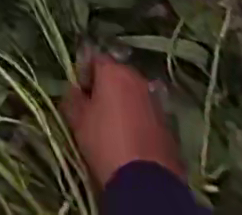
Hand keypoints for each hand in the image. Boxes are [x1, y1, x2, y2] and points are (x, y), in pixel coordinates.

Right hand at [61, 52, 184, 187]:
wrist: (146, 183)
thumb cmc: (105, 142)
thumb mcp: (77, 119)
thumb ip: (72, 97)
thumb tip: (74, 90)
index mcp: (114, 72)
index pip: (94, 58)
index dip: (83, 72)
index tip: (78, 92)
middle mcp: (138, 80)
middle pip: (117, 75)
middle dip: (105, 87)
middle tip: (93, 107)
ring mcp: (157, 102)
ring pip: (133, 94)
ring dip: (122, 103)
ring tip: (112, 125)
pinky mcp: (169, 125)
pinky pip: (146, 113)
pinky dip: (137, 119)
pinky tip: (129, 139)